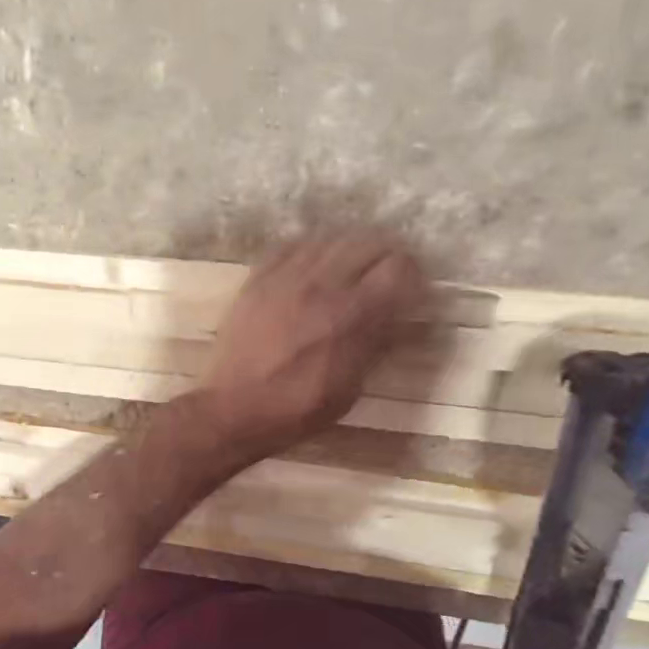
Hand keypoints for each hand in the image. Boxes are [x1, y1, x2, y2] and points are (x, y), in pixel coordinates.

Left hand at [193, 232, 426, 460]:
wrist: (233, 410)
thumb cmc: (297, 410)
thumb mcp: (349, 389)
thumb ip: (375, 345)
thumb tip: (399, 318)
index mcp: (350, 316)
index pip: (399, 269)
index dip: (414, 275)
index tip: (414, 289)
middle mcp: (322, 285)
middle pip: (368, 242)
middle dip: (388, 255)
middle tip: (389, 274)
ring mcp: (286, 276)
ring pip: (331, 238)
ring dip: (351, 248)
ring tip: (354, 266)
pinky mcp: (259, 278)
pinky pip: (294, 245)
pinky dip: (314, 249)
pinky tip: (316, 265)